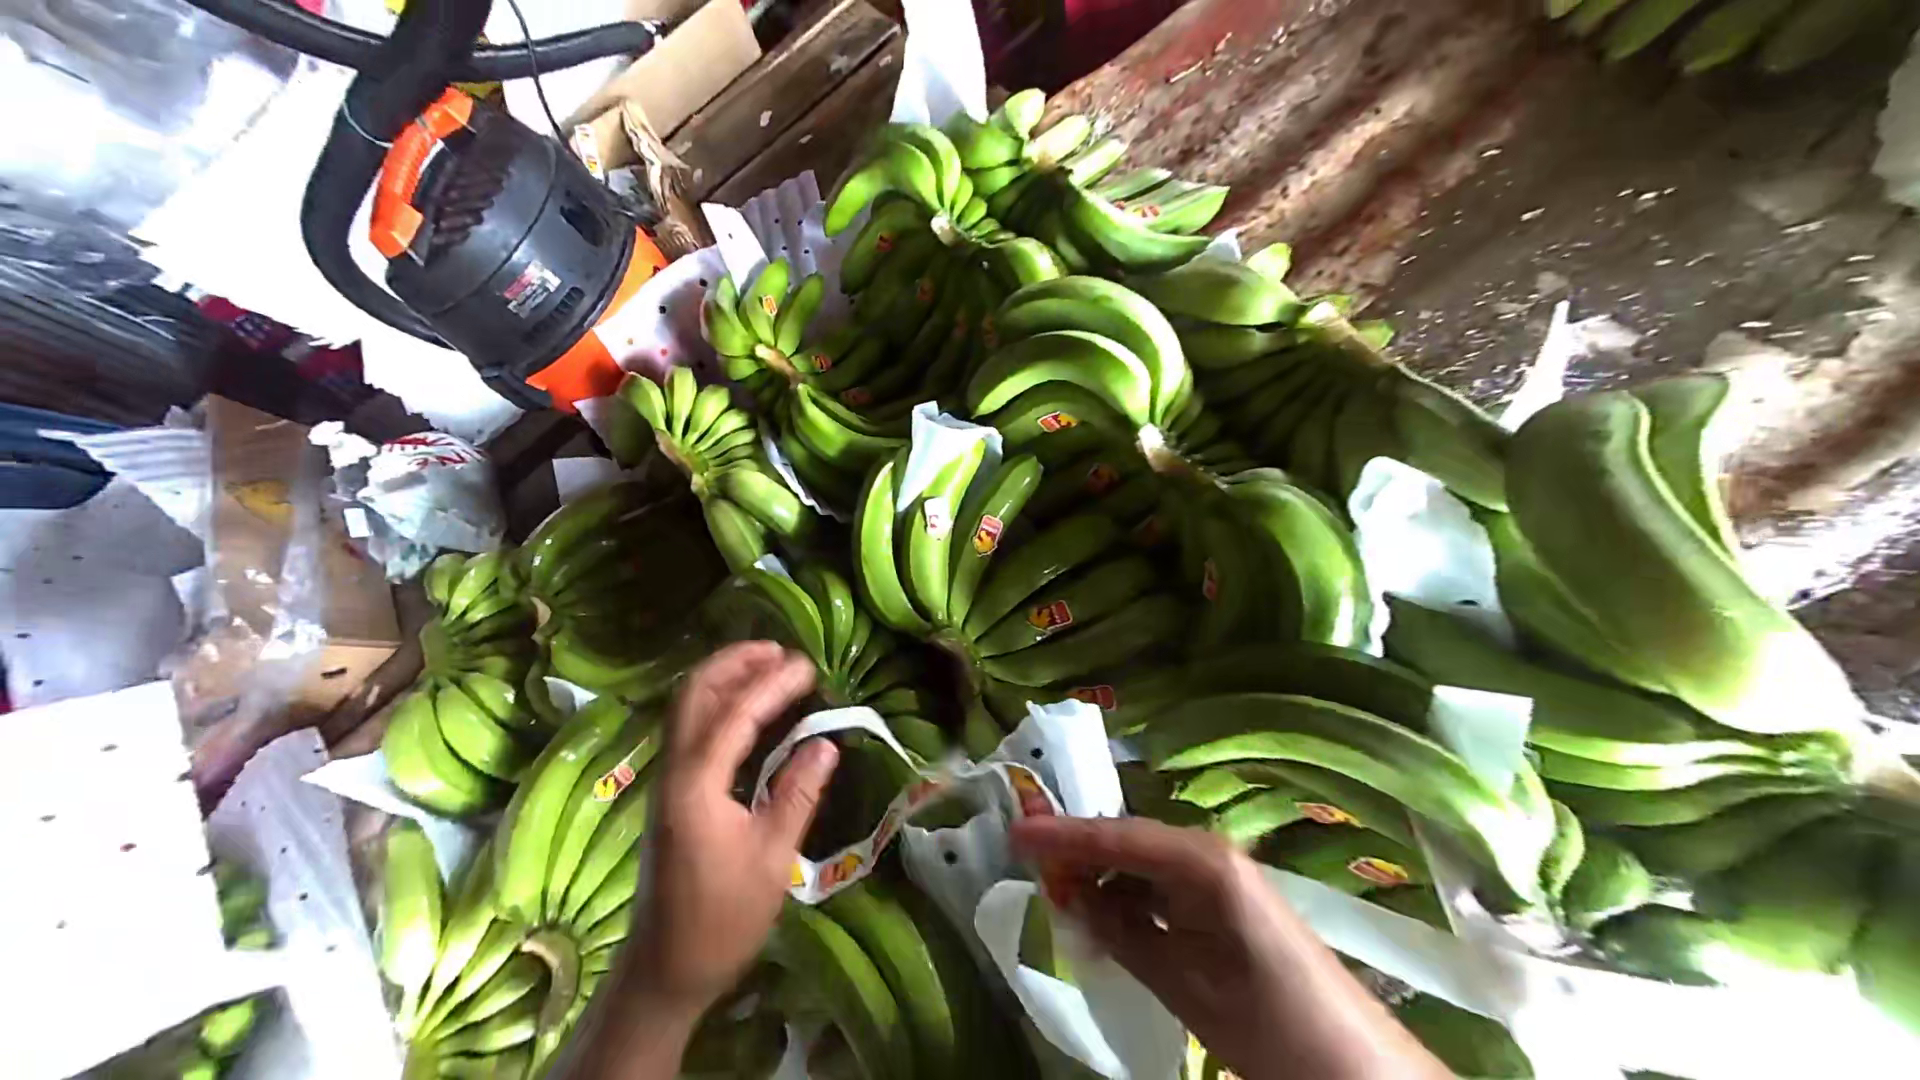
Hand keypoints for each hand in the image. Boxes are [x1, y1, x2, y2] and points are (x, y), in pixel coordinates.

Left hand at [569, 642, 835, 1079]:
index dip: (773, 685)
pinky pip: (690, 728)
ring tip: (766, 664)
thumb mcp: (772, 858)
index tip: (808, 666)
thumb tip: (825, 743)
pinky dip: (717, 702)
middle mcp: (673, 772)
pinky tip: (747, 707)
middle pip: (693, 695)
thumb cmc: (723, 918)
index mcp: (696, 785)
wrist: (665, 969)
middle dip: (734, 663)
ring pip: (686, 708)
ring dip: (723, 678)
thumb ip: (798, 794)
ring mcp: (666, 780)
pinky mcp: (670, 792)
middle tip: (778, 649)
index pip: (735, 715)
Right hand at [1011, 816, 1448, 1079]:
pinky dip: (1127, 897)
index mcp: (1202, 860)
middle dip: (1077, 851)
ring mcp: (1217, 875)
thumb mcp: (1185, 983)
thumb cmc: (1273, 1025)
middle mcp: (1207, 852)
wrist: (1356, 1073)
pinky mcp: (1221, 902)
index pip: (1115, 835)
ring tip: (1057, 893)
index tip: (1013, 831)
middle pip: (1125, 840)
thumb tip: (1070, 895)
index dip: (1061, 834)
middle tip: (1027, 862)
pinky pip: (1159, 887)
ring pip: (1139, 862)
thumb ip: (1122, 931)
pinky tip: (1102, 915)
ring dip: (1100, 875)